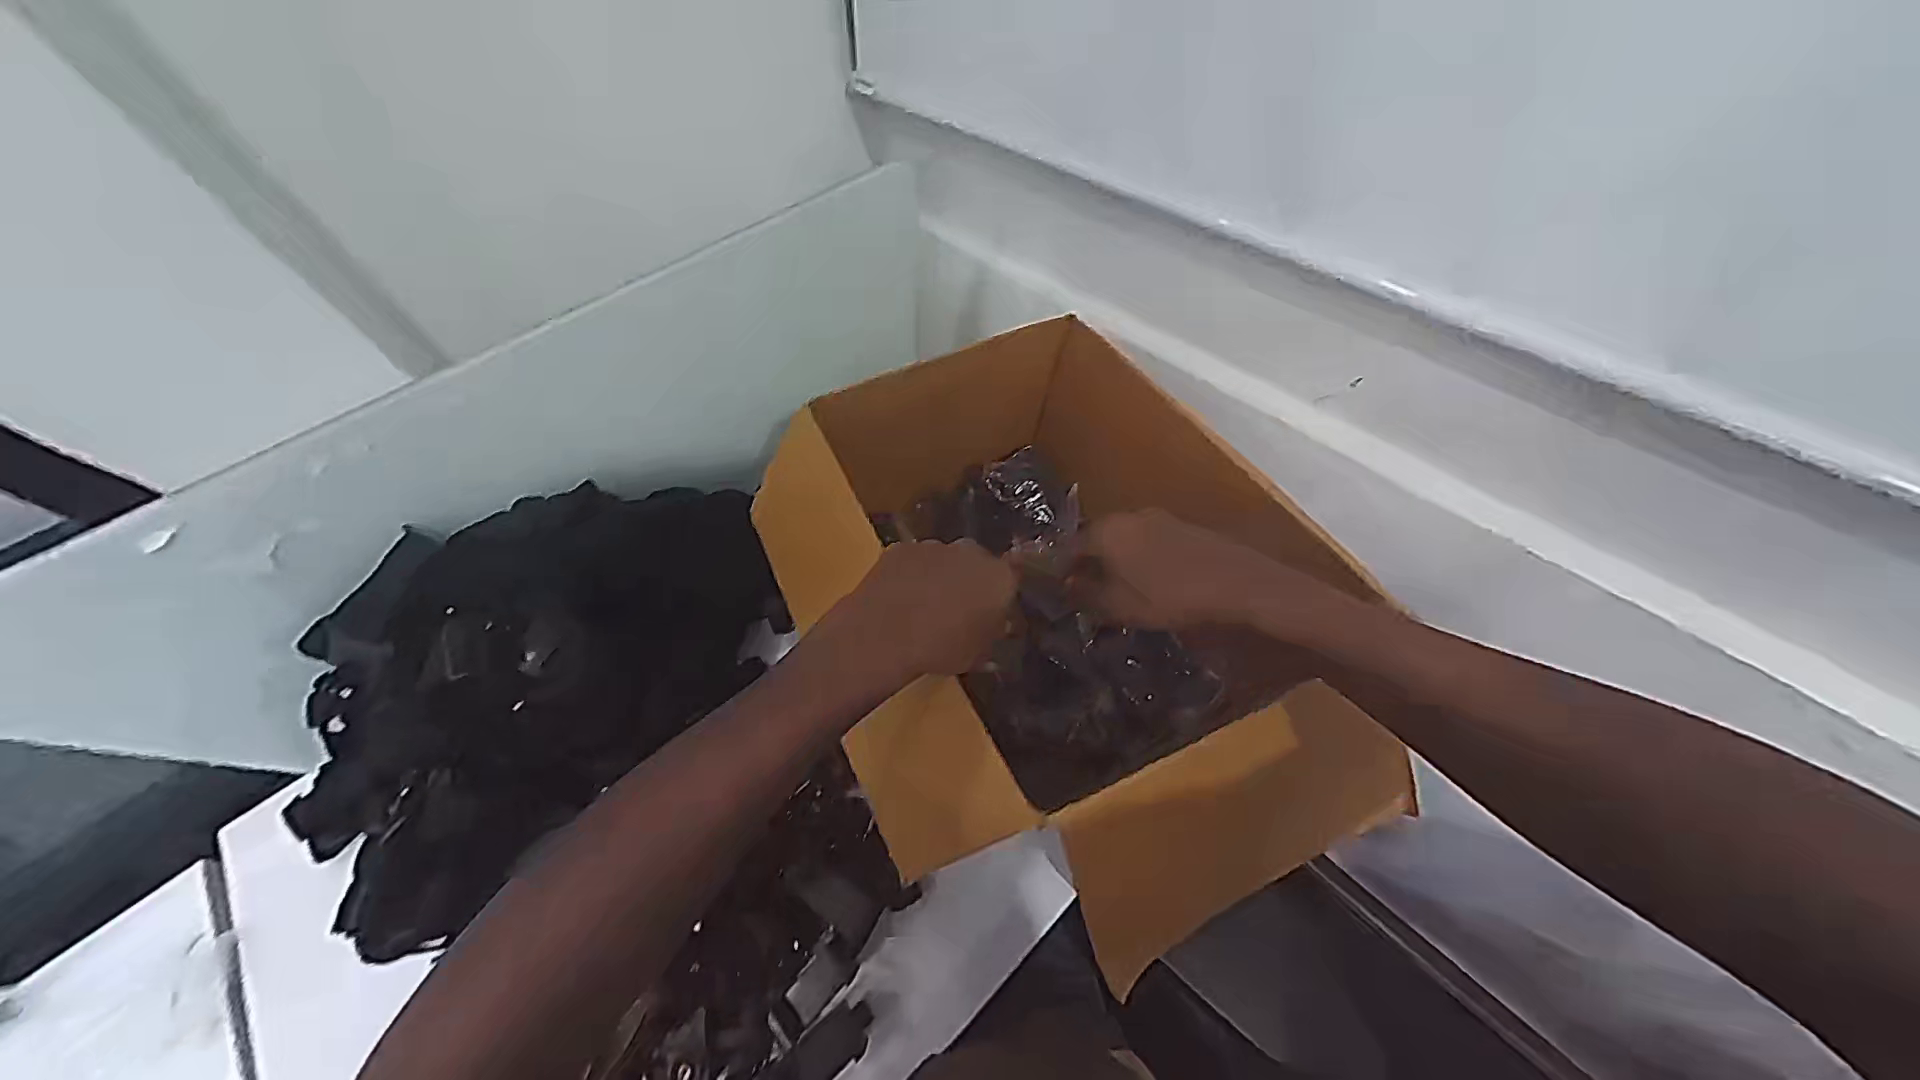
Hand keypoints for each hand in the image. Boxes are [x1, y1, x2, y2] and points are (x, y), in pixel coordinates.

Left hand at [815, 539, 1015, 682]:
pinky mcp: (901, 547)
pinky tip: (898, 596)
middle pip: (977, 563)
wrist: (884, 635)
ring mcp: (934, 546)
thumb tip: (997, 627)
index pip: (1012, 575)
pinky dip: (910, 573)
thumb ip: (992, 635)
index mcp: (998, 578)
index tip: (991, 608)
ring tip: (922, 605)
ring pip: (944, 558)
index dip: (1000, 592)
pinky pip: (913, 560)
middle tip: (957, 608)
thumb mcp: (977, 655)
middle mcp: (971, 553)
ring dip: (939, 575)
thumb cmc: (941, 649)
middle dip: (970, 580)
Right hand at [1077, 509, 1338, 635]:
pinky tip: (1146, 579)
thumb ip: (1088, 595)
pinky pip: (1145, 540)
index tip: (1052, 585)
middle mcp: (1127, 517)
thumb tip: (1067, 586)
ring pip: (1121, 538)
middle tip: (1081, 589)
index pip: (1068, 546)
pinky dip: (1136, 557)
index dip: (1057, 567)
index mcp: (1106, 532)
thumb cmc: (1172, 596)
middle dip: (1085, 561)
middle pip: (1094, 538)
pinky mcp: (1181, 526)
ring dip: (1112, 559)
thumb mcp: (1122, 606)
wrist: (1239, 582)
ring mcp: (1157, 518)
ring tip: (1113, 587)